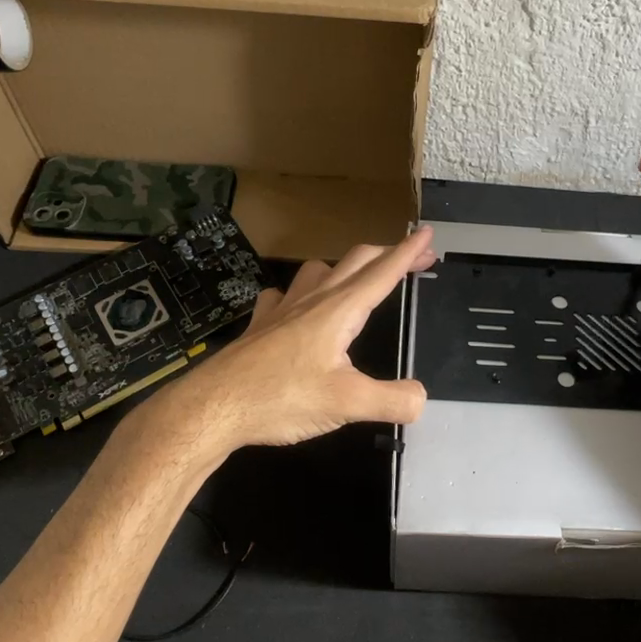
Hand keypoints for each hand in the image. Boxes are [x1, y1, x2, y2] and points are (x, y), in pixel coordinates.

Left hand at [160, 227, 436, 457]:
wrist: (212, 407)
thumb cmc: (281, 399)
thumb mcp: (348, 405)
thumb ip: (392, 401)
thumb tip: (420, 399)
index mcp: (339, 310)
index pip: (382, 272)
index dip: (408, 253)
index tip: (428, 234)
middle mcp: (313, 300)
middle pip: (356, 261)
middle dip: (388, 254)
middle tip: (413, 258)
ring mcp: (283, 309)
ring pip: (318, 271)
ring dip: (345, 267)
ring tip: (358, 278)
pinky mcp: (261, 326)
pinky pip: (284, 295)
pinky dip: (300, 293)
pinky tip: (297, 307)